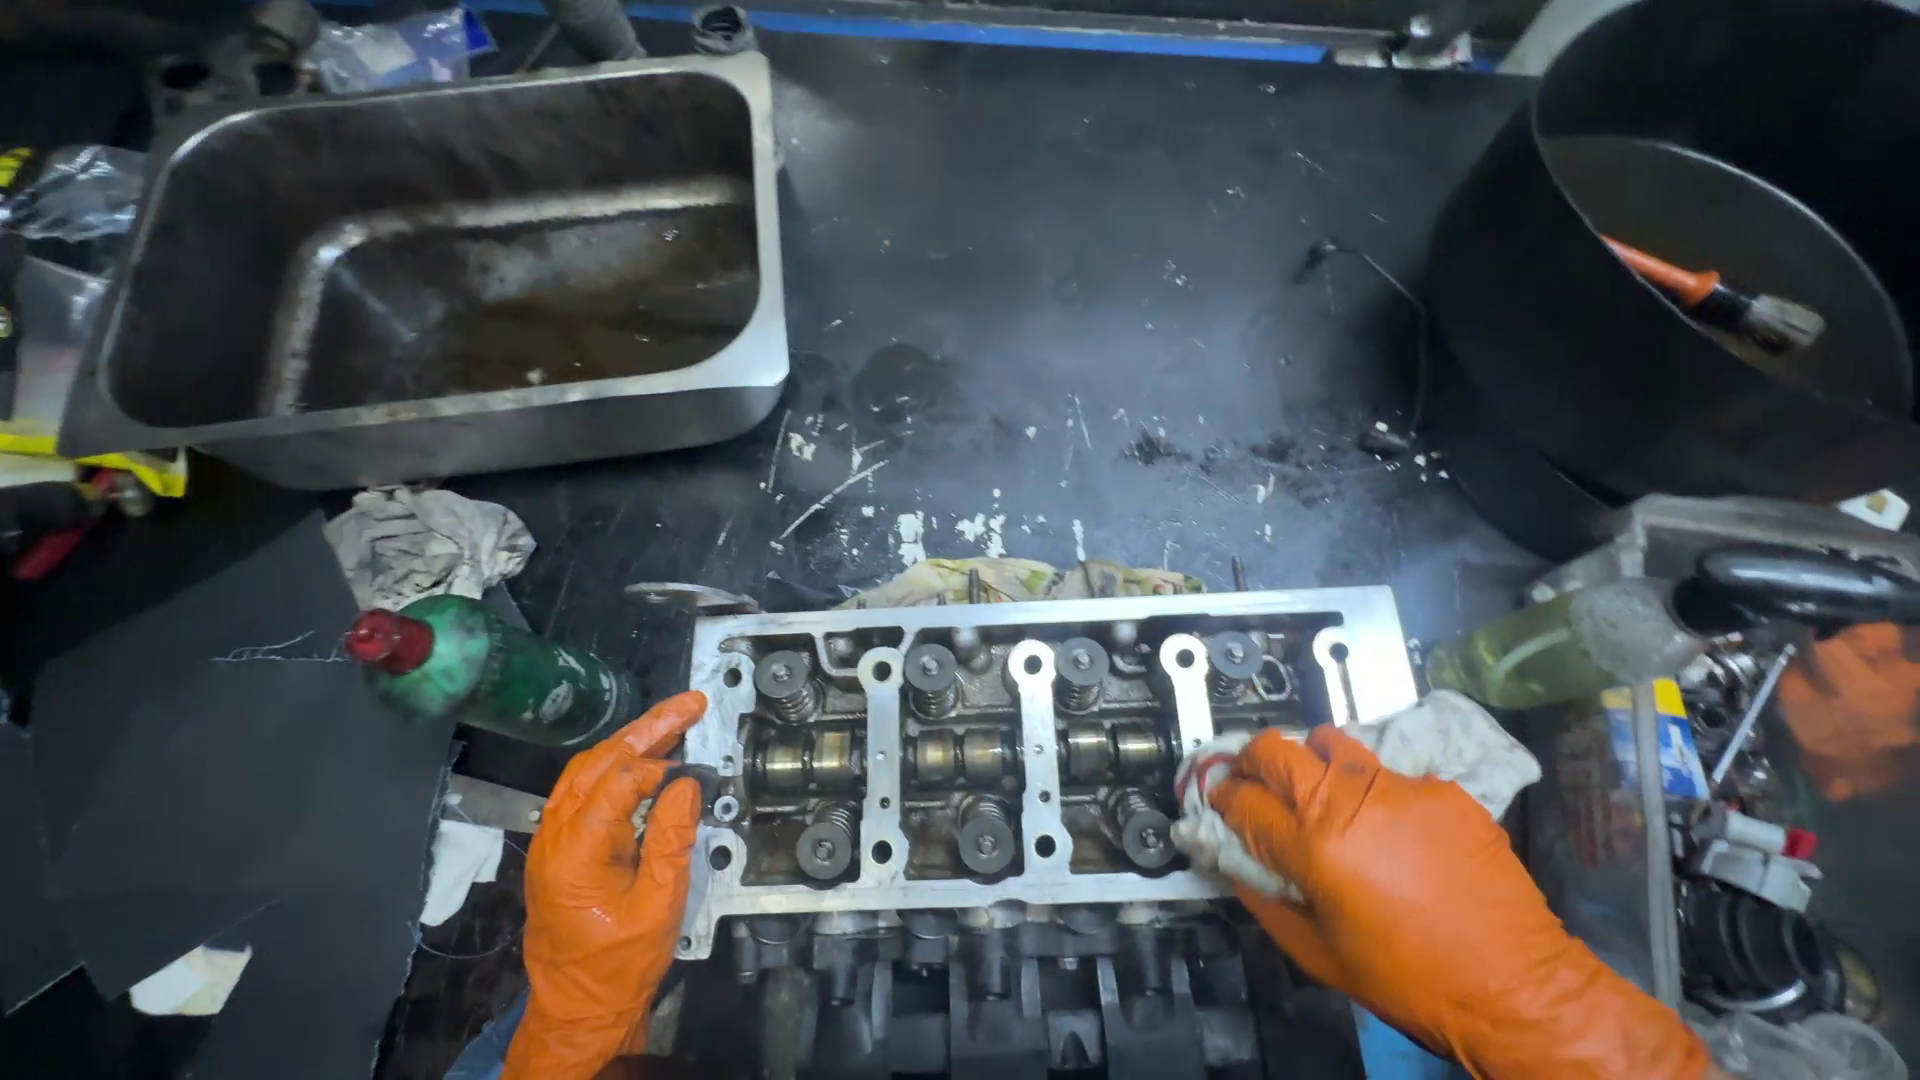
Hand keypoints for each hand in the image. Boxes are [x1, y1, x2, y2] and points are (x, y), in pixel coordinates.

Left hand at [503, 691, 707, 1079]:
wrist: (578, 1007)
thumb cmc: (619, 964)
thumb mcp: (659, 904)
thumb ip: (672, 838)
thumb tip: (687, 783)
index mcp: (574, 853)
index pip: (616, 782)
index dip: (658, 766)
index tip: (692, 770)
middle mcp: (554, 837)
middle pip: (597, 762)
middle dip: (646, 729)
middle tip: (690, 705)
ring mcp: (551, 840)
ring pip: (587, 770)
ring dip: (630, 742)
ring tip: (673, 722)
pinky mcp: (560, 848)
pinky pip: (584, 790)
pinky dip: (616, 766)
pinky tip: (644, 758)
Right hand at [1212, 727, 1710, 1079]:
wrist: (1517, 988)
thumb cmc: (1407, 980)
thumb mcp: (1318, 955)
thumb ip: (1264, 902)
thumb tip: (1232, 862)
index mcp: (1313, 848)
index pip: (1244, 800)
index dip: (1222, 796)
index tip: (1218, 798)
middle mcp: (1349, 803)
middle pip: (1276, 749)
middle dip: (1250, 758)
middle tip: (1251, 776)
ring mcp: (1398, 789)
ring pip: (1330, 740)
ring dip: (1309, 756)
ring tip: (1315, 782)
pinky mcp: (1440, 790)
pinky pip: (1387, 770)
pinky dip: (1369, 785)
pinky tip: (1384, 818)